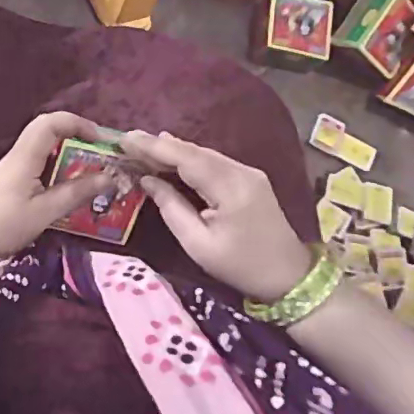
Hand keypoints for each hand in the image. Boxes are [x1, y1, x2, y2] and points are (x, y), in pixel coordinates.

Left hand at [0, 112, 117, 259]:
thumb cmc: (6, 224)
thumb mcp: (46, 211)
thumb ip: (77, 192)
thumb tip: (109, 178)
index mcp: (25, 156)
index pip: (52, 123)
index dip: (79, 124)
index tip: (101, 140)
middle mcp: (19, 153)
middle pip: (48, 128)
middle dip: (76, 133)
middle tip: (98, 151)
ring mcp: (14, 164)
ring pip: (44, 143)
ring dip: (68, 148)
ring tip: (90, 165)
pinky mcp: (13, 176)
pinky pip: (39, 158)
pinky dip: (58, 162)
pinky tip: (70, 180)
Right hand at [120, 130, 314, 301]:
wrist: (288, 275)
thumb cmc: (240, 265)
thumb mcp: (198, 243)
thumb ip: (171, 208)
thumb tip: (148, 180)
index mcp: (230, 188)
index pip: (186, 158)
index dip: (153, 147)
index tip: (125, 138)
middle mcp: (242, 171)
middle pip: (194, 151)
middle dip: (159, 145)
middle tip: (126, 141)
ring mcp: (248, 173)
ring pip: (203, 154)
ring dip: (172, 151)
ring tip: (140, 146)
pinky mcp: (248, 179)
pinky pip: (212, 163)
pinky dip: (187, 159)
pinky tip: (169, 157)